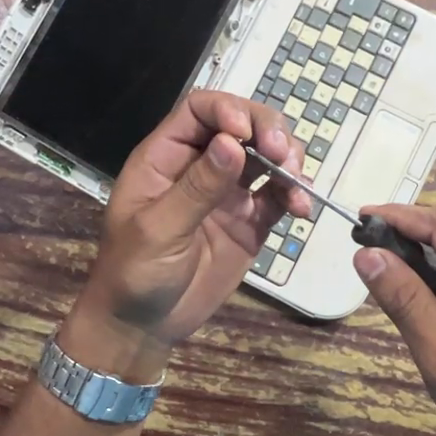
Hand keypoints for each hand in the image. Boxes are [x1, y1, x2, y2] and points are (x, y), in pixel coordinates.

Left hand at [62, 91, 311, 379]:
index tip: (246, 134)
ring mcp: (228, 193)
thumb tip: (233, 144)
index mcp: (166, 157)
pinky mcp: (249, 222)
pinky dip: (295, 195)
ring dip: (288, 160)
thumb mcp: (158, 230)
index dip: (227, 110)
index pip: (199, 110)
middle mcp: (200, 166)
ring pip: (266, 156)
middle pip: (241, 124)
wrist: (143, 326)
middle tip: (284, 155)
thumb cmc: (133, 273)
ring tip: (297, 183)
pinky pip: (278, 196)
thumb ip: (196, 188)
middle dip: (268, 130)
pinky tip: (302, 209)